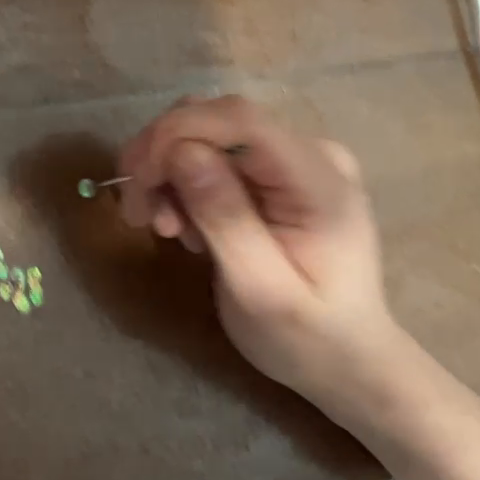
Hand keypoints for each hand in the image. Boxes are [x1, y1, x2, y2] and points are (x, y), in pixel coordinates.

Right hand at [116, 96, 402, 409]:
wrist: (345, 362)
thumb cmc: (307, 338)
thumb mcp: (261, 292)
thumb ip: (226, 219)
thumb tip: (182, 152)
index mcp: (319, 179)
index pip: (238, 119)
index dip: (176, 133)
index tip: (137, 180)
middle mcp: (308, 152)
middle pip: (213, 118)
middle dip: (161, 155)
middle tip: (135, 211)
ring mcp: (291, 158)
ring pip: (202, 131)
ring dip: (165, 172)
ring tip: (162, 227)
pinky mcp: (272, 170)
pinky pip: (209, 152)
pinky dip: (180, 182)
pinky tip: (181, 225)